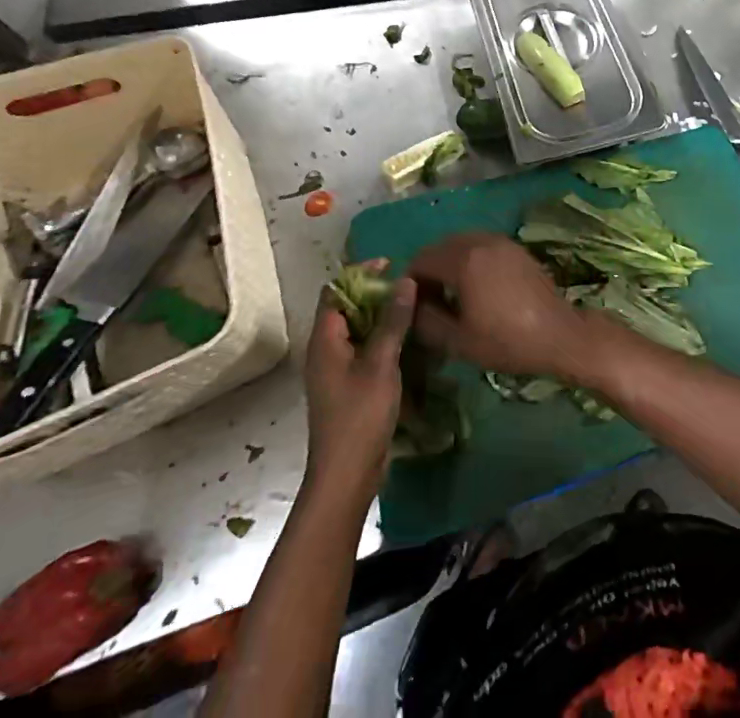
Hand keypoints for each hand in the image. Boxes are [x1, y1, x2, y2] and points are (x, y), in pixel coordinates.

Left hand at [303, 271, 415, 495]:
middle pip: (347, 310)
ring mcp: (336, 371)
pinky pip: (364, 352)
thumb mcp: (381, 364)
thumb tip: (405, 281)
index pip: (335, 291)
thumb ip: (393, 322)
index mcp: (324, 340)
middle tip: (411, 290)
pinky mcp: (348, 387)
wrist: (347, 473)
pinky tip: (410, 345)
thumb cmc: (360, 416)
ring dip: (383, 320)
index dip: (360, 274)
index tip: (392, 265)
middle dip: (376, 295)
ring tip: (415, 312)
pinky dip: (383, 342)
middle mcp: (325, 351)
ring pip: (358, 332)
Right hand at [408, 234, 601, 379]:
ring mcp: (501, 242)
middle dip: (429, 271)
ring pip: (461, 244)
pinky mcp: (516, 248)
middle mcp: (480, 241)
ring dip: (449, 264)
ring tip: (454, 295)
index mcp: (463, 260)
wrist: (561, 336)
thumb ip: (425, 320)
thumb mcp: (458, 340)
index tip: (414, 307)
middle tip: (432, 302)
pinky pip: (481, 246)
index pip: (420, 261)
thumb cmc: (508, 341)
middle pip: (439, 247)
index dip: (411, 284)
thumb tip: (409, 305)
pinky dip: (470, 260)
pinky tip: (478, 288)